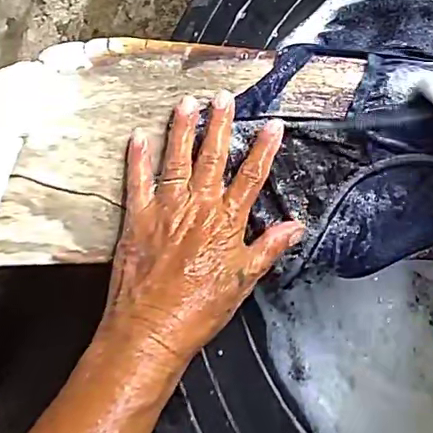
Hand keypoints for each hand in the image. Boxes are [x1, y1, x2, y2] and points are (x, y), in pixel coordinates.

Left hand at [102, 91, 305, 367]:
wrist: (149, 334)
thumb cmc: (198, 310)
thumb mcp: (243, 281)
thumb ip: (269, 248)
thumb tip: (296, 227)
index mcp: (226, 222)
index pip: (251, 176)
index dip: (264, 149)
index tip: (273, 126)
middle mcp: (197, 209)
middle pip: (212, 158)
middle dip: (220, 125)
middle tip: (223, 98)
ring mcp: (165, 211)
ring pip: (176, 161)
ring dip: (182, 130)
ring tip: (187, 103)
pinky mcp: (137, 221)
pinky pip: (137, 183)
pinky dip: (138, 159)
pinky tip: (140, 136)